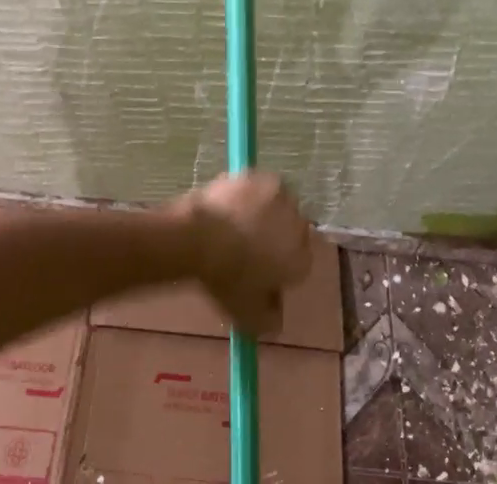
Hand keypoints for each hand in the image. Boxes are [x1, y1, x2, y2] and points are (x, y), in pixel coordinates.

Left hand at [169, 170, 315, 334]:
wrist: (196, 237)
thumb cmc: (225, 278)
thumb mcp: (247, 316)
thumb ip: (269, 321)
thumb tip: (276, 318)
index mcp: (301, 258)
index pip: (301, 263)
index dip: (281, 268)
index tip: (262, 272)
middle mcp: (298, 223)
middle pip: (293, 231)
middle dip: (276, 238)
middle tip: (248, 247)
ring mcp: (278, 195)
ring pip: (277, 205)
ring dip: (265, 213)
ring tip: (237, 224)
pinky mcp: (256, 175)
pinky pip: (256, 188)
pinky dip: (247, 195)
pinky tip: (228, 206)